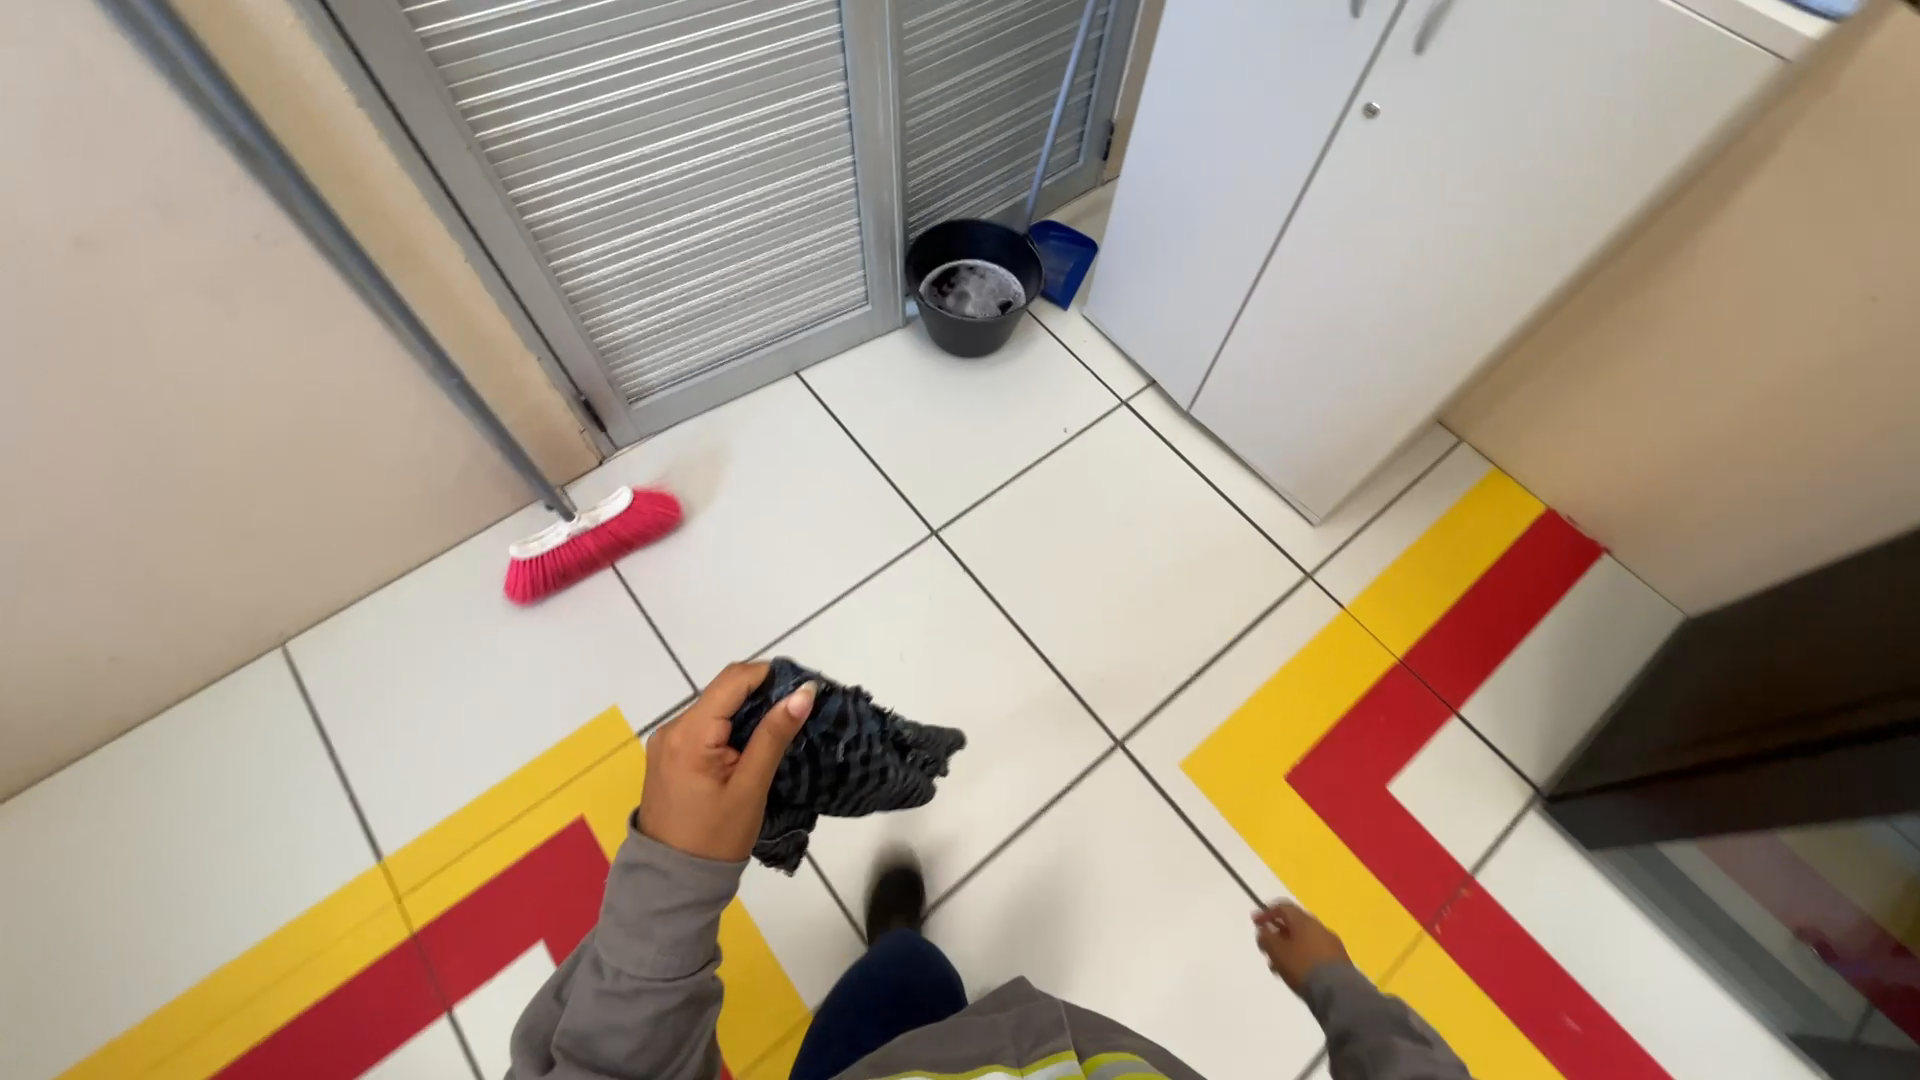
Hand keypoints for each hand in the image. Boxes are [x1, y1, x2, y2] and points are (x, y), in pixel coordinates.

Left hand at [637, 661, 816, 861]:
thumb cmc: (715, 838)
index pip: (734, 679)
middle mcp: (673, 728)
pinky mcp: (672, 755)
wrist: (672, 884)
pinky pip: (708, 726)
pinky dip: (735, 728)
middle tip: (801, 711)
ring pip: (718, 707)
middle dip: (765, 694)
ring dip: (751, 712)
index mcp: (689, 733)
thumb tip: (804, 692)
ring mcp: (669, 741)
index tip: (804, 690)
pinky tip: (756, 745)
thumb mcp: (751, 786)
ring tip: (784, 729)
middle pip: (725, 691)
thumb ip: (774, 734)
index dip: (771, 675)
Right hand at [1254, 901, 1350, 993]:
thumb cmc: (1302, 966)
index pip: (1283, 907)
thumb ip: (1266, 938)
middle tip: (1267, 947)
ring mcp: (1332, 945)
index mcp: (1304, 920)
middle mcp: (1320, 927)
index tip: (1255, 923)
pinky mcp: (1340, 962)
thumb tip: (1264, 930)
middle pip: (1295, 924)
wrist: (1339, 993)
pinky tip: (1296, 974)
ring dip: (1290, 949)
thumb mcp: (1277, 951)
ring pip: (1305, 941)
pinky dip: (1303, 958)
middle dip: (1278, 934)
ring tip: (1279, 966)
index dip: (1267, 913)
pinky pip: (1316, 954)